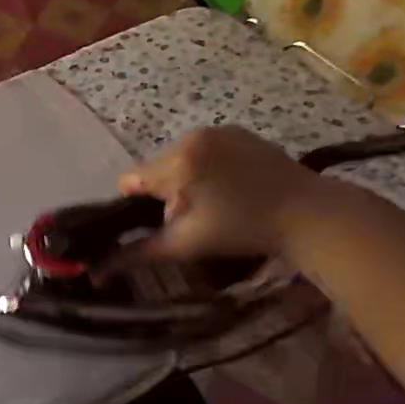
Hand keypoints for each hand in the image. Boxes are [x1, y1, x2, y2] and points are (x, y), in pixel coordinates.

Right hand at [115, 127, 326, 263]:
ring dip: (184, 180)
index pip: (130, 181)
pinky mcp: (238, 131)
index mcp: (177, 162)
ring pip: (177, 159)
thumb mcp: (184, 245)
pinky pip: (202, 149)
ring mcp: (218, 130)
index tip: (165, 223)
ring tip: (216, 203)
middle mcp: (192, 137)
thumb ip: (136, 254)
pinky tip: (230, 187)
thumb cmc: (241, 232)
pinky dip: (206, 167)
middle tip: (196, 218)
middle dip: (164, 193)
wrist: (310, 215)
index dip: (137, 206)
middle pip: (154, 169)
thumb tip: (94, 273)